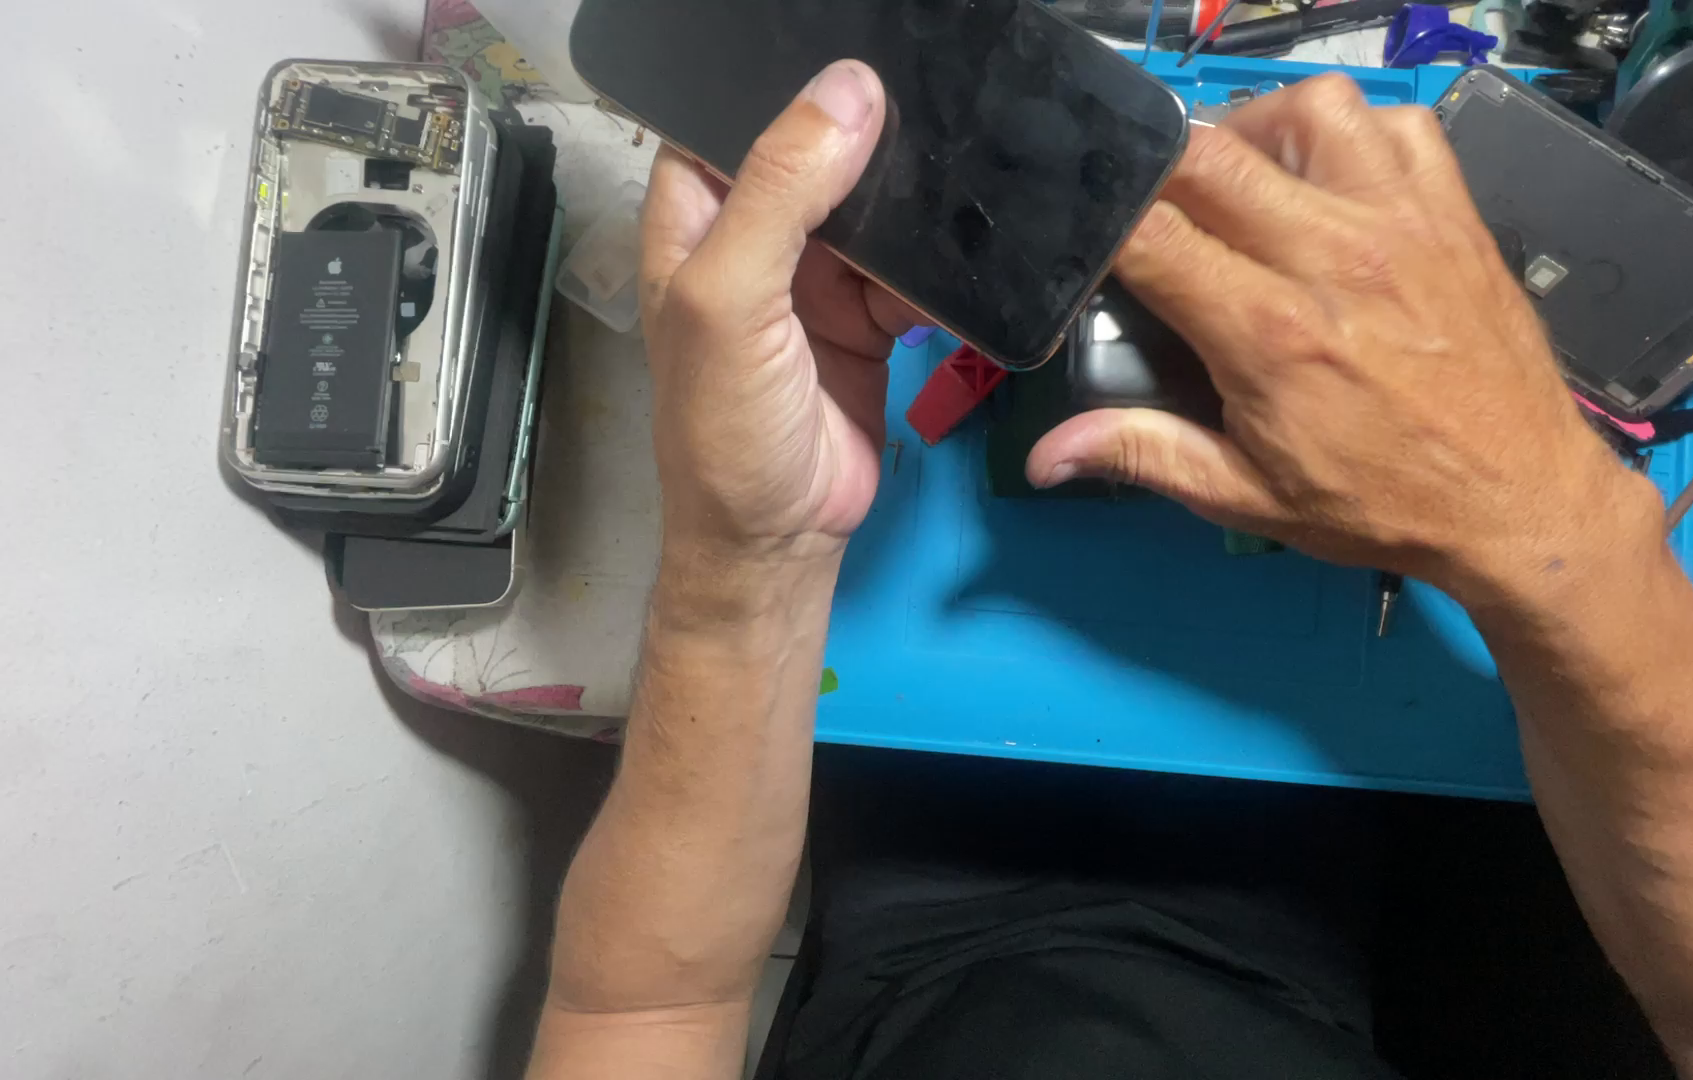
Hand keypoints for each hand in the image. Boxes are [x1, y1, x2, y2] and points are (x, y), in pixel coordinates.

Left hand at [640, 60, 916, 564]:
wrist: (783, 535)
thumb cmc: (728, 428)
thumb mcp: (733, 303)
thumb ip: (780, 196)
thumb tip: (850, 94)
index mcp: (698, 223)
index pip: (731, 121)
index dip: (784, 88)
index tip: (856, 56)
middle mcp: (757, 244)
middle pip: (817, 162)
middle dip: (868, 142)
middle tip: (935, 104)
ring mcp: (818, 286)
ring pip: (873, 218)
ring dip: (912, 210)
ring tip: (963, 179)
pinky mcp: (868, 325)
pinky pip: (908, 277)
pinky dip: (934, 273)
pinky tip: (963, 263)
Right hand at [1026, 75, 1649, 606]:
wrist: (1517, 503)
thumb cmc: (1370, 504)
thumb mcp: (1240, 494)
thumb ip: (1140, 454)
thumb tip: (1043, 458)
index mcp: (1266, 333)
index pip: (1153, 237)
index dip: (1103, 230)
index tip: (1090, 248)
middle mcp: (1331, 256)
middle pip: (1211, 157)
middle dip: (1153, 173)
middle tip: (1146, 218)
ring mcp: (1401, 222)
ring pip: (1305, 111)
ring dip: (1246, 134)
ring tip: (1229, 185)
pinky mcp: (1454, 213)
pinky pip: (1392, 124)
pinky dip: (1340, 133)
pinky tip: (1319, 182)